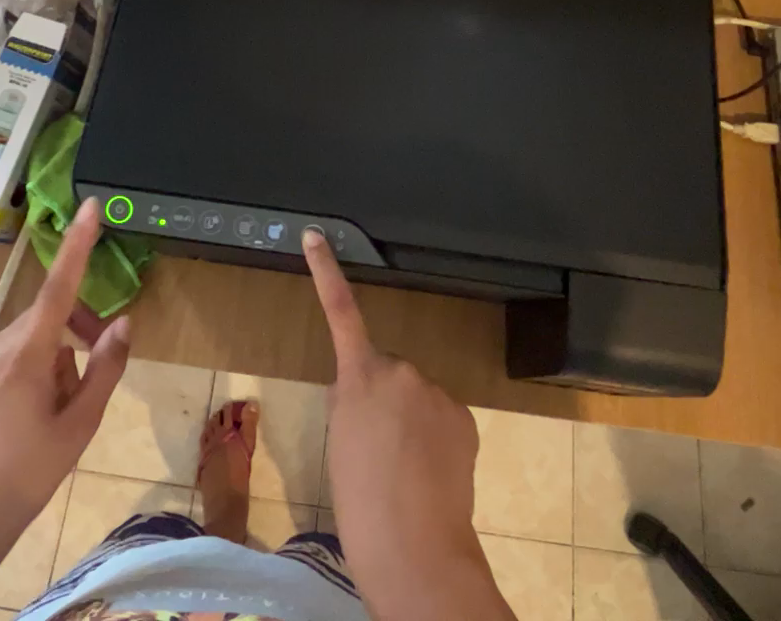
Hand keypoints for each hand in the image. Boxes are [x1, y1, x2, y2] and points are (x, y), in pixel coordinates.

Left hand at [0, 196, 131, 544]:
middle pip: (54, 317)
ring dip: (59, 360)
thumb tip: (123, 322)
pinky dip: (37, 371)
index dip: (78, 243)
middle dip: (81, 334)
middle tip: (95, 381)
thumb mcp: (82, 421)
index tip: (89, 206)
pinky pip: (15, 357)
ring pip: (36, 340)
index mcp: (29, 351)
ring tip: (61, 413)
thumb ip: (106, 366)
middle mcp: (0, 344)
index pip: (60, 284)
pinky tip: (34, 416)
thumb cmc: (28, 470)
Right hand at [303, 228, 512, 620]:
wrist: (412, 545)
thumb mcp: (338, 442)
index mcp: (359, 376)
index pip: (340, 312)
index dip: (326, 271)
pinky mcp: (464, 413)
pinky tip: (430, 468)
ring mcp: (438, 390)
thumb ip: (351, 400)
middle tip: (374, 447)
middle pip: (385, 371)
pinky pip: (441, 414)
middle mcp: (401, 370)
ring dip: (409, 418)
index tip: (316, 235)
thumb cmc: (359, 499)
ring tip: (404, 466)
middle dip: (380, 396)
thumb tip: (367, 389)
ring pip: (415, 395)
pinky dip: (434, 434)